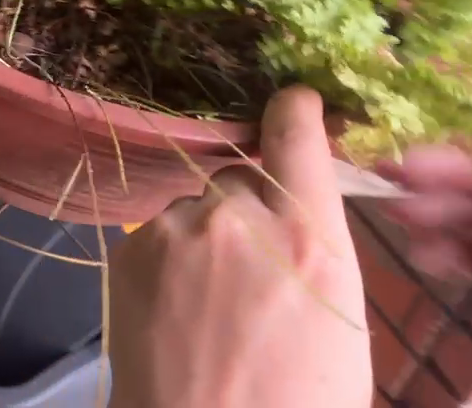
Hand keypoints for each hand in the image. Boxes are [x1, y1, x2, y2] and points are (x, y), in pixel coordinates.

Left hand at [108, 86, 369, 407]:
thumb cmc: (299, 398)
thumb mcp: (341, 324)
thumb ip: (310, 252)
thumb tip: (289, 214)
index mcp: (306, 238)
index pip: (296, 148)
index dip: (295, 115)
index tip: (294, 95)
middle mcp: (234, 217)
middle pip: (239, 180)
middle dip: (248, 204)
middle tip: (254, 265)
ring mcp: (173, 226)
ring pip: (194, 207)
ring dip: (206, 232)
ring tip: (211, 297)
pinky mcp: (130, 242)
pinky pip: (158, 230)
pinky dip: (170, 252)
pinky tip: (177, 301)